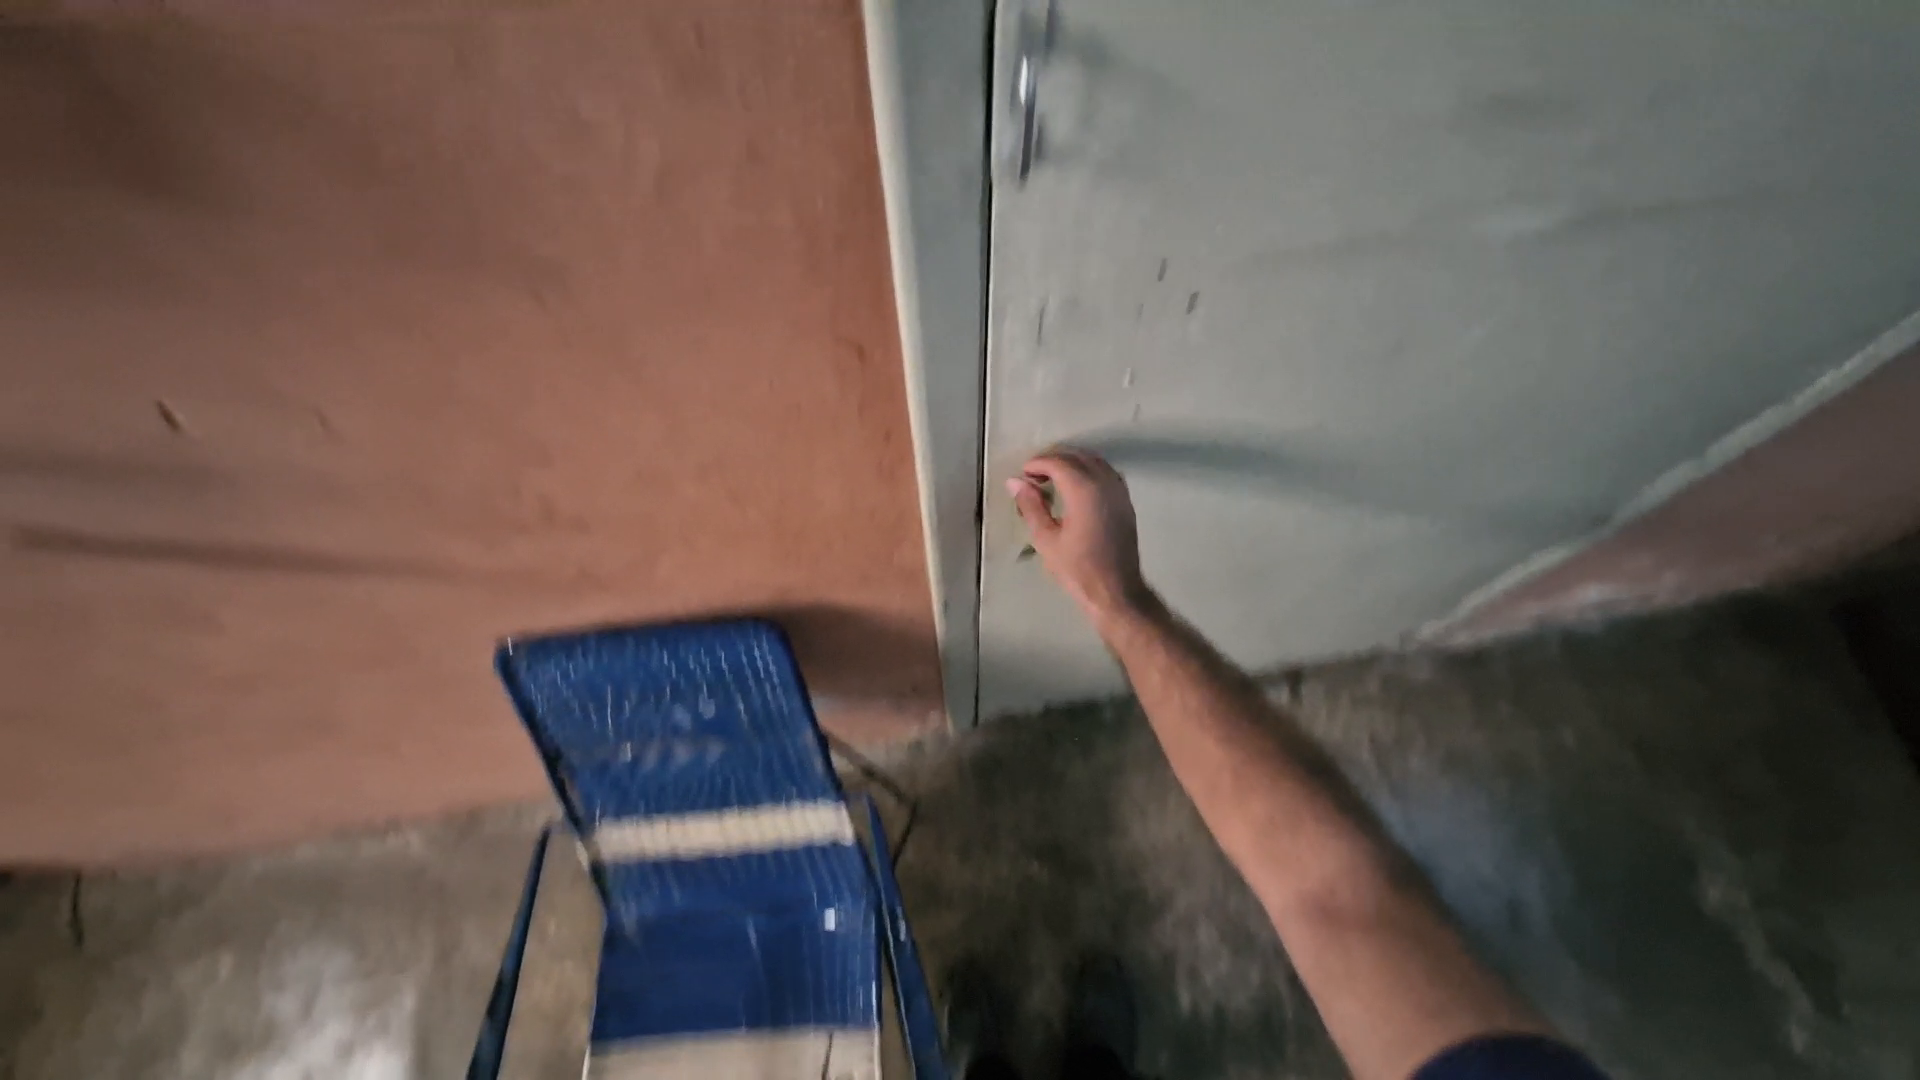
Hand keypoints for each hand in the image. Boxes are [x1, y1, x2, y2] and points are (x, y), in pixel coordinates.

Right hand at [1006, 448, 1153, 622]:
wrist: (1115, 590)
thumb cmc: (1077, 568)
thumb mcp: (1046, 539)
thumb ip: (1031, 506)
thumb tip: (1015, 482)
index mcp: (1084, 491)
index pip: (1058, 463)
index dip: (1038, 463)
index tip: (1023, 474)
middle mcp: (1105, 483)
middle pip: (1077, 456)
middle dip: (1054, 459)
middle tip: (1034, 474)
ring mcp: (1119, 491)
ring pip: (1094, 461)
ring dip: (1072, 462)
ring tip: (1052, 477)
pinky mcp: (1126, 501)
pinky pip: (1106, 472)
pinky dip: (1089, 470)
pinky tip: (1076, 486)